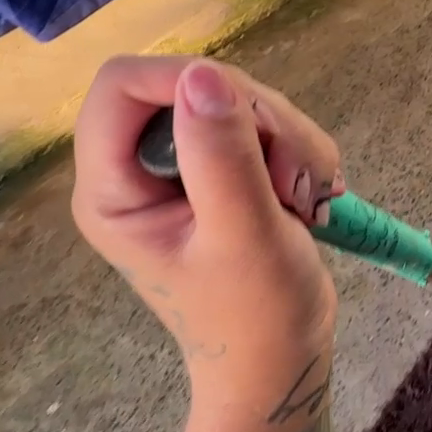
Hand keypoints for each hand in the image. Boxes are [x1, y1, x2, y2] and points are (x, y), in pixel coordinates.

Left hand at [71, 56, 341, 391]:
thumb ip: (222, 156)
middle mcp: (144, 170)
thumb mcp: (244, 234)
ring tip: (310, 199)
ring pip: (246, 107)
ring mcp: (190, 173)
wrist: (285, 357)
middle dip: (265, 123)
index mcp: (115, 188)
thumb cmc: (257, 313)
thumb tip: (204, 74)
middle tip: (296, 180)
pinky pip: (273, 132)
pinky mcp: (231, 177)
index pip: (124, 86)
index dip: (188, 79)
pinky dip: (306, 155)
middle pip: (200, 89)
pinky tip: (316, 198)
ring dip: (296, 143)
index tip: (257, 118)